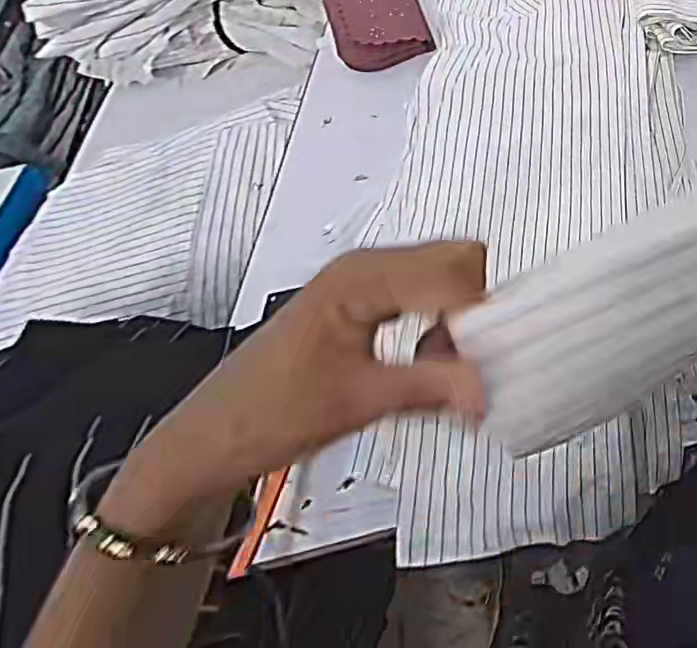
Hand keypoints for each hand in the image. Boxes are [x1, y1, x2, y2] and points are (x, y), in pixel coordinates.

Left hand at [101, 243, 487, 535]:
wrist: (210, 438)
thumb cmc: (262, 413)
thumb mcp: (356, 403)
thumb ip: (430, 388)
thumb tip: (484, 386)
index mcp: (361, 278)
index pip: (452, 271)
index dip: (477, 313)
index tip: (486, 355)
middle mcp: (367, 266)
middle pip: (457, 258)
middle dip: (474, 305)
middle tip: (471, 355)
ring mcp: (367, 278)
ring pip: (446, 272)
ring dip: (459, 314)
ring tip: (444, 363)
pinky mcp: (368, 296)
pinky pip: (426, 289)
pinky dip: (442, 318)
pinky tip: (427, 357)